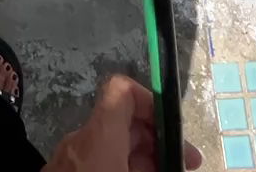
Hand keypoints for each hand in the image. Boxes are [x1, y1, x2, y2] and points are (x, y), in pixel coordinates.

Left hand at [44, 75, 202, 171]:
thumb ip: (159, 168)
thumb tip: (180, 164)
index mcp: (100, 137)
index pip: (122, 91)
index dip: (151, 102)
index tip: (175, 131)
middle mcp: (81, 141)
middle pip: (122, 122)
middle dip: (156, 140)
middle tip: (186, 165)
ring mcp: (68, 160)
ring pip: (111, 146)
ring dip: (141, 160)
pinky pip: (96, 164)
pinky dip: (120, 169)